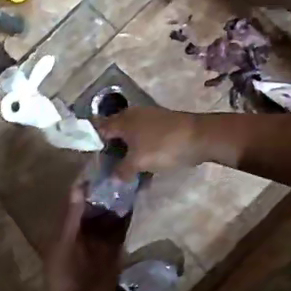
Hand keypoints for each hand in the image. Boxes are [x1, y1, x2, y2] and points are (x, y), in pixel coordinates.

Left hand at [42, 172, 127, 290]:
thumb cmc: (66, 277)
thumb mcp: (65, 243)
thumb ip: (72, 216)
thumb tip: (79, 185)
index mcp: (67, 232)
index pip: (80, 204)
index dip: (92, 188)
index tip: (108, 168)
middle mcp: (84, 236)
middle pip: (98, 210)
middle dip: (110, 194)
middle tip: (127, 172)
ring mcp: (101, 245)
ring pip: (112, 218)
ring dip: (122, 204)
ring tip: (136, 183)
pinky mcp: (117, 253)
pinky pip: (124, 231)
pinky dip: (131, 218)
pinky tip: (141, 204)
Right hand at [93, 107, 207, 179]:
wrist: (201, 136)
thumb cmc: (163, 146)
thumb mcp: (137, 162)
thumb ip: (121, 170)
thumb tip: (114, 176)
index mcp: (122, 119)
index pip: (99, 129)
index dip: (92, 145)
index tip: (90, 162)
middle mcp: (134, 115)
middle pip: (115, 133)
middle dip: (111, 151)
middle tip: (106, 171)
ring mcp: (151, 118)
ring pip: (132, 138)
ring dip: (129, 154)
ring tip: (125, 174)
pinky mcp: (165, 126)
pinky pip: (147, 140)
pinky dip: (143, 152)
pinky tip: (144, 169)